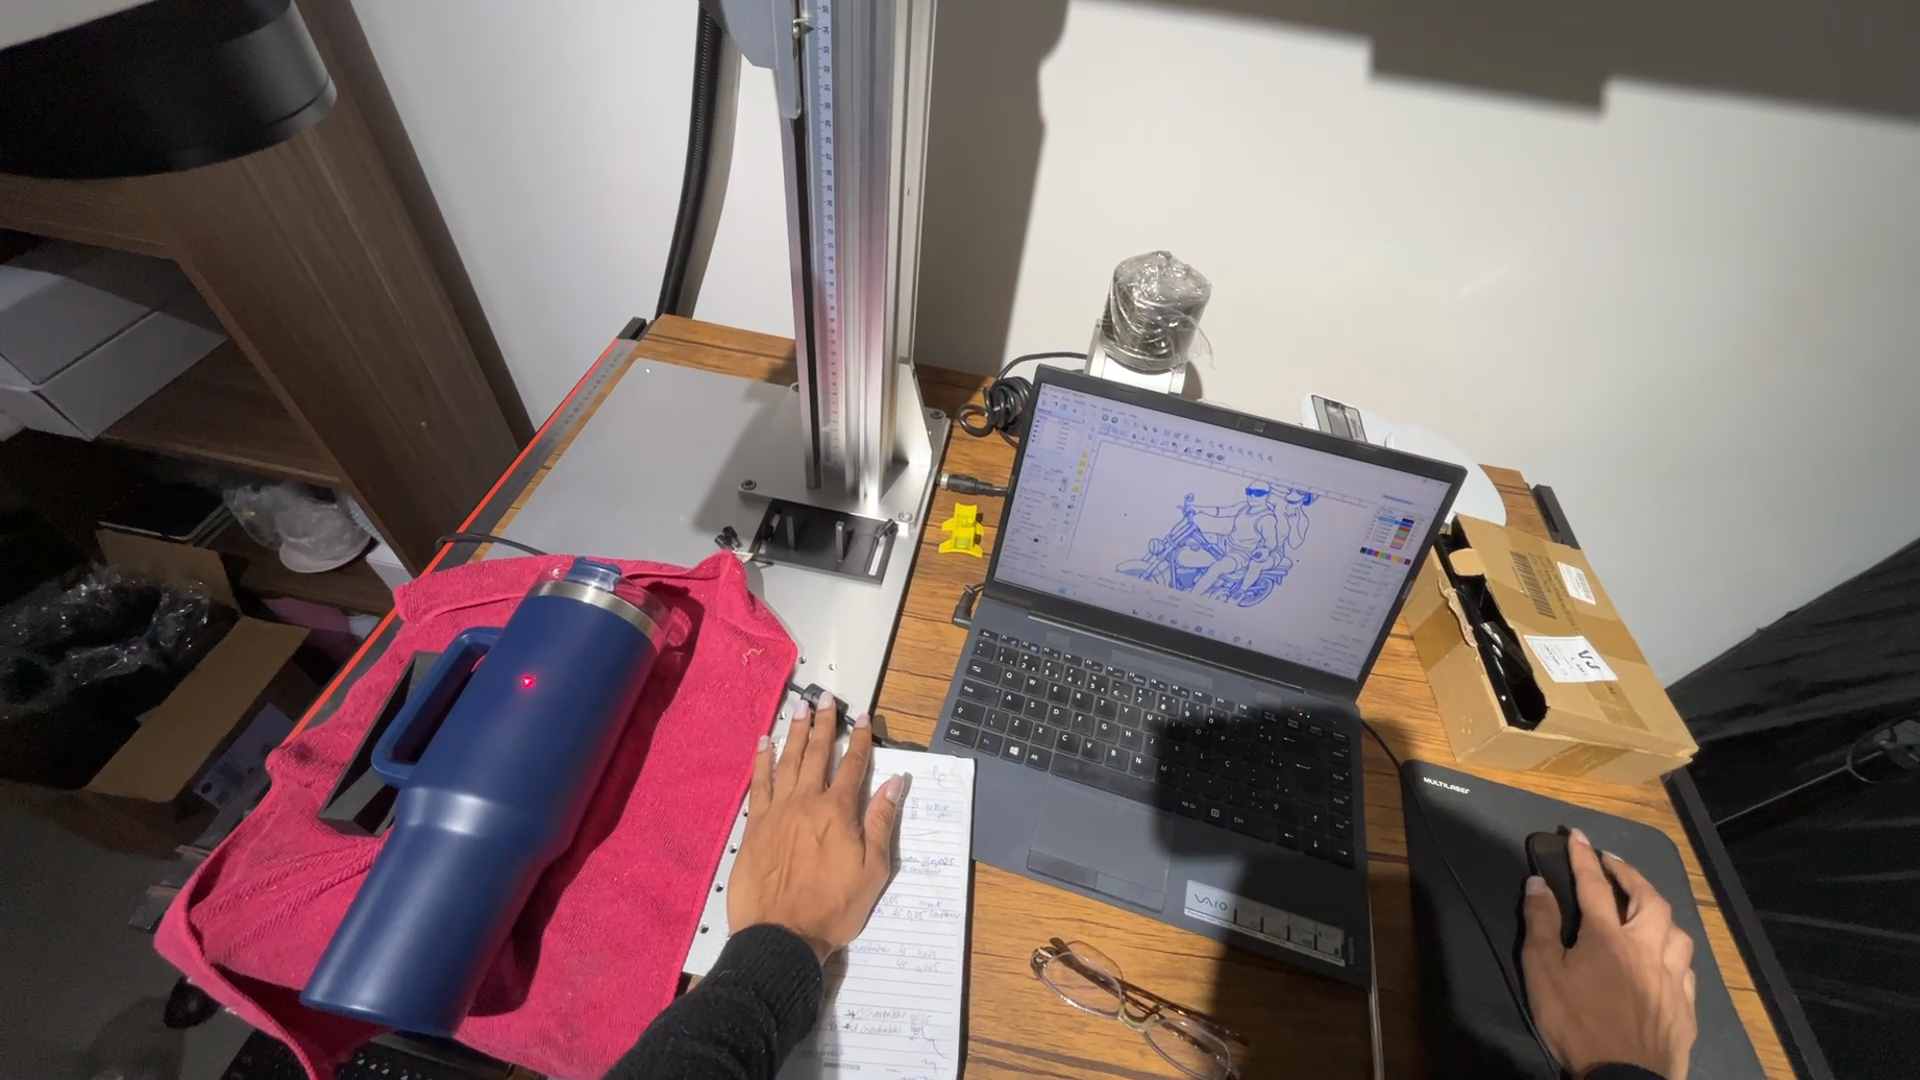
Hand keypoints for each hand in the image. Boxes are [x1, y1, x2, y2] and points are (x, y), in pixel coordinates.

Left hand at [726, 702, 905, 963]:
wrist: (780, 937)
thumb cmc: (833, 907)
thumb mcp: (873, 870)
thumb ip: (882, 822)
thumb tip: (895, 782)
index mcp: (838, 811)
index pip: (854, 765)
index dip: (861, 739)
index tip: (864, 717)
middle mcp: (808, 801)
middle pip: (818, 753)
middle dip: (824, 723)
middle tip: (826, 697)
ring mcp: (778, 811)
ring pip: (787, 760)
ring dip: (795, 732)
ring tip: (799, 707)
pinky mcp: (755, 825)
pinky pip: (759, 783)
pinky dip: (762, 760)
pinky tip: (763, 742)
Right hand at [1522, 829, 1698, 1079]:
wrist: (1622, 1078)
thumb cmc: (1574, 1019)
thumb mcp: (1541, 968)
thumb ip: (1540, 922)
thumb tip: (1538, 882)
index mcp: (1608, 938)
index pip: (1595, 885)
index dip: (1584, 856)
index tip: (1576, 834)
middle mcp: (1646, 951)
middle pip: (1650, 902)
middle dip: (1630, 876)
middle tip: (1612, 863)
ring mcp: (1672, 980)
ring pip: (1678, 933)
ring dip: (1659, 911)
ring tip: (1642, 907)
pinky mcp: (1686, 1007)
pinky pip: (1687, 967)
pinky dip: (1673, 948)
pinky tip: (1663, 954)